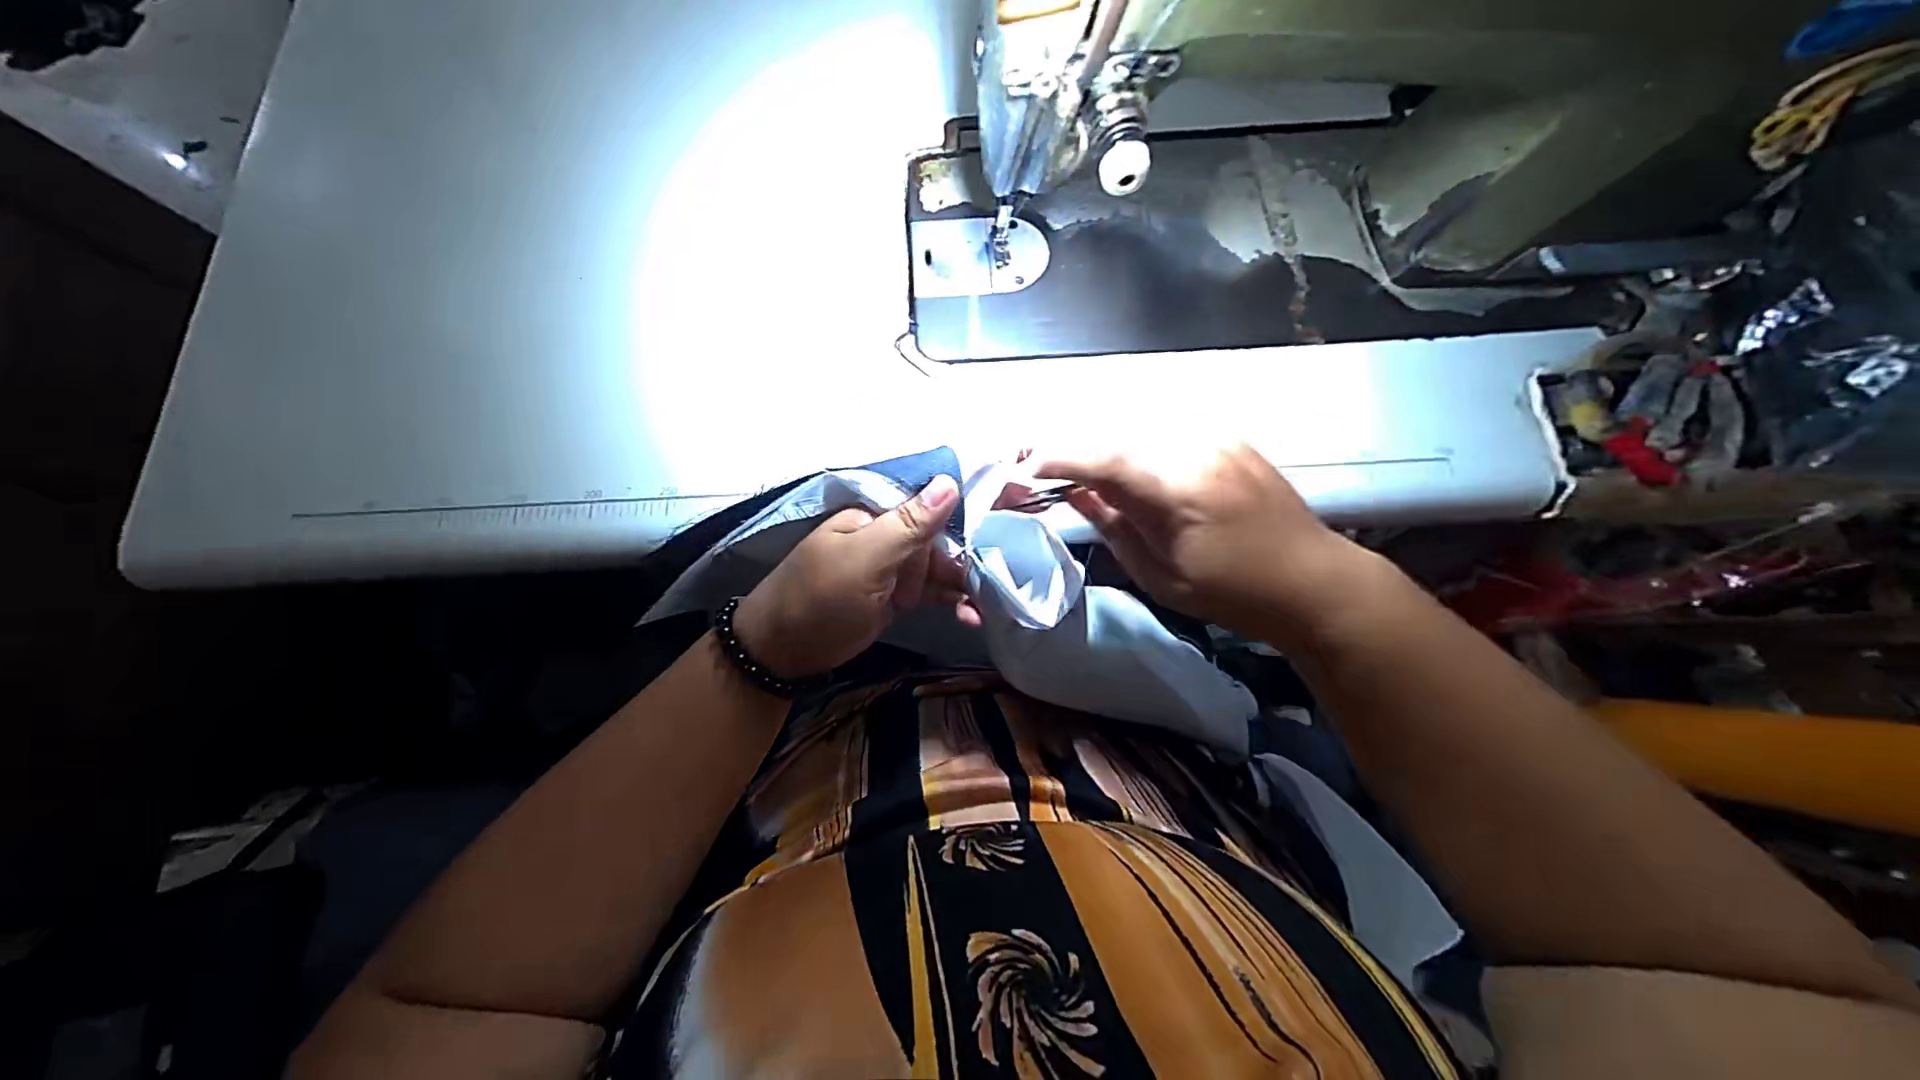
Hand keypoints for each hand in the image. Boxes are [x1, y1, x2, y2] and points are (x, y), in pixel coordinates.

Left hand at [733, 476, 978, 679]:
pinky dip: (949, 602)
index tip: (977, 553)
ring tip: (981, 609)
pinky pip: (929, 593)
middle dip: (955, 566)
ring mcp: (888, 570)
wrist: (783, 652)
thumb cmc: (821, 598)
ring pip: (936, 570)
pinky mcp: (892, 599)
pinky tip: (970, 616)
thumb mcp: (866, 560)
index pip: (925, 510)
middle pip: (936, 542)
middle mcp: (883, 537)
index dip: (952, 531)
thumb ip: (910, 525)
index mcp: (872, 517)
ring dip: (960, 587)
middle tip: (965, 592)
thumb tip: (950, 481)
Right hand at [1035, 445, 1383, 644]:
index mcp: (1179, 491)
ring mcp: (1219, 441)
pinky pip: (1170, 436)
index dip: (1060, 460)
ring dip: (1108, 449)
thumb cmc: (1232, 593)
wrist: (1314, 582)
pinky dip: (1140, 448)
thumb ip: (1114, 527)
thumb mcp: (1161, 575)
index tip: (1027, 469)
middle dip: (1078, 452)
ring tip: (1083, 471)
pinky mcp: (1231, 442)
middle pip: (1119, 438)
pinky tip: (1131, 469)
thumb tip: (1076, 495)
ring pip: (1143, 432)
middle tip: (1045, 469)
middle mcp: (1197, 452)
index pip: (1104, 460)